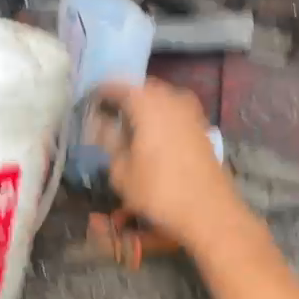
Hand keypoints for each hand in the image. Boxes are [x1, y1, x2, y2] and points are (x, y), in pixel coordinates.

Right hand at [97, 82, 243, 248]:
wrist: (208, 210)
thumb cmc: (158, 191)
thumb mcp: (121, 172)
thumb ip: (109, 142)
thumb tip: (100, 125)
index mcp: (148, 105)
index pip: (119, 87)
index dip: (102, 92)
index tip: (90, 101)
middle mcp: (171, 100)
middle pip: (143, 88)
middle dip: (125, 97)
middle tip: (109, 112)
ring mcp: (190, 112)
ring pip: (162, 98)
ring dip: (145, 105)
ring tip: (129, 124)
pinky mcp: (201, 127)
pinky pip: (175, 111)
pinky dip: (162, 116)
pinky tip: (153, 134)